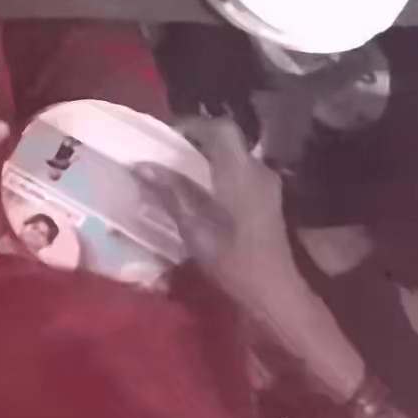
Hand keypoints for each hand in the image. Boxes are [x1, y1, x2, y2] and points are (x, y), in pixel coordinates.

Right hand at [137, 113, 288, 293]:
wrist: (275, 294)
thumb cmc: (233, 263)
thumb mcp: (194, 230)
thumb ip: (169, 193)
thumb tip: (141, 166)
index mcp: (241, 175)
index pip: (221, 129)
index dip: (193, 124)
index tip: (165, 135)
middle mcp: (257, 172)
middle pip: (227, 138)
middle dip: (194, 137)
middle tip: (164, 149)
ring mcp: (266, 183)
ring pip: (233, 152)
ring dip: (204, 152)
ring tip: (174, 165)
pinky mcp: (266, 195)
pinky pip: (238, 167)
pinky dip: (215, 166)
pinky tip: (196, 185)